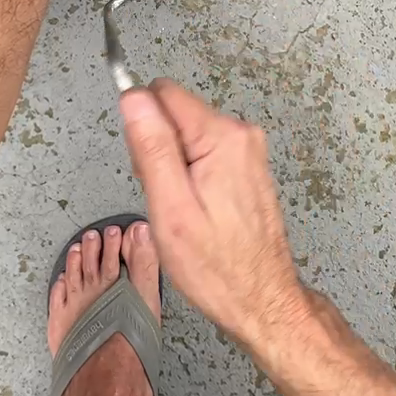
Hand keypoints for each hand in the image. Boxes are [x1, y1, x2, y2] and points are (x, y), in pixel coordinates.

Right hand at [120, 80, 307, 347]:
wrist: (262, 301)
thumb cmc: (215, 265)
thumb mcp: (170, 207)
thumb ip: (151, 146)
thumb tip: (133, 96)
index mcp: (221, 136)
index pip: (162, 94)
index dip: (143, 128)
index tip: (147, 168)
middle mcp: (240, 132)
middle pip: (174, 113)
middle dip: (157, 149)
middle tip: (166, 198)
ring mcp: (247, 148)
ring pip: (186, 133)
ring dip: (172, 165)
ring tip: (183, 209)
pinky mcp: (247, 164)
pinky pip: (203, 150)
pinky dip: (190, 175)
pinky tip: (197, 209)